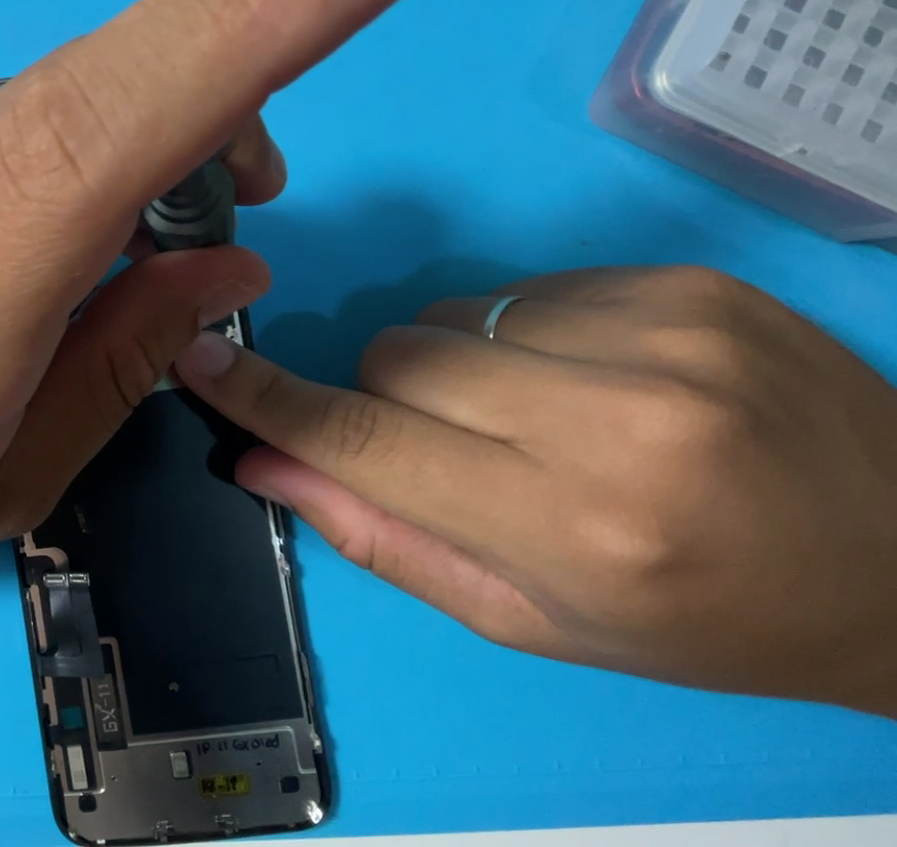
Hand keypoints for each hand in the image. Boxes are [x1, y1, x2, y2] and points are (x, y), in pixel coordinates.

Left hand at [0, 0, 437, 579]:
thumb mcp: (13, 478)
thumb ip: (123, 362)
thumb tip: (225, 258)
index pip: (87, 143)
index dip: (227, 35)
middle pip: (79, 86)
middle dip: (237, 21)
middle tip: (338, 43)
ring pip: (58, 94)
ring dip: (176, 98)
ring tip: (231, 184)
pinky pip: (23, 125)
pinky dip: (112, 127)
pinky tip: (135, 196)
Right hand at [175, 265, 896, 716]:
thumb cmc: (701, 617)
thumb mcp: (527, 617)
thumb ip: (380, 535)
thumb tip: (264, 462)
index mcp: (567, 523)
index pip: (363, 440)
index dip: (267, 399)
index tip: (198, 361)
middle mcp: (610, 417)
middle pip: (395, 357)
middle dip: (383, 396)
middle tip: (450, 447)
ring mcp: (655, 333)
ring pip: (447, 317)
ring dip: (451, 365)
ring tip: (534, 414)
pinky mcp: (680, 282)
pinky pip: (519, 291)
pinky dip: (519, 335)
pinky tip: (590, 378)